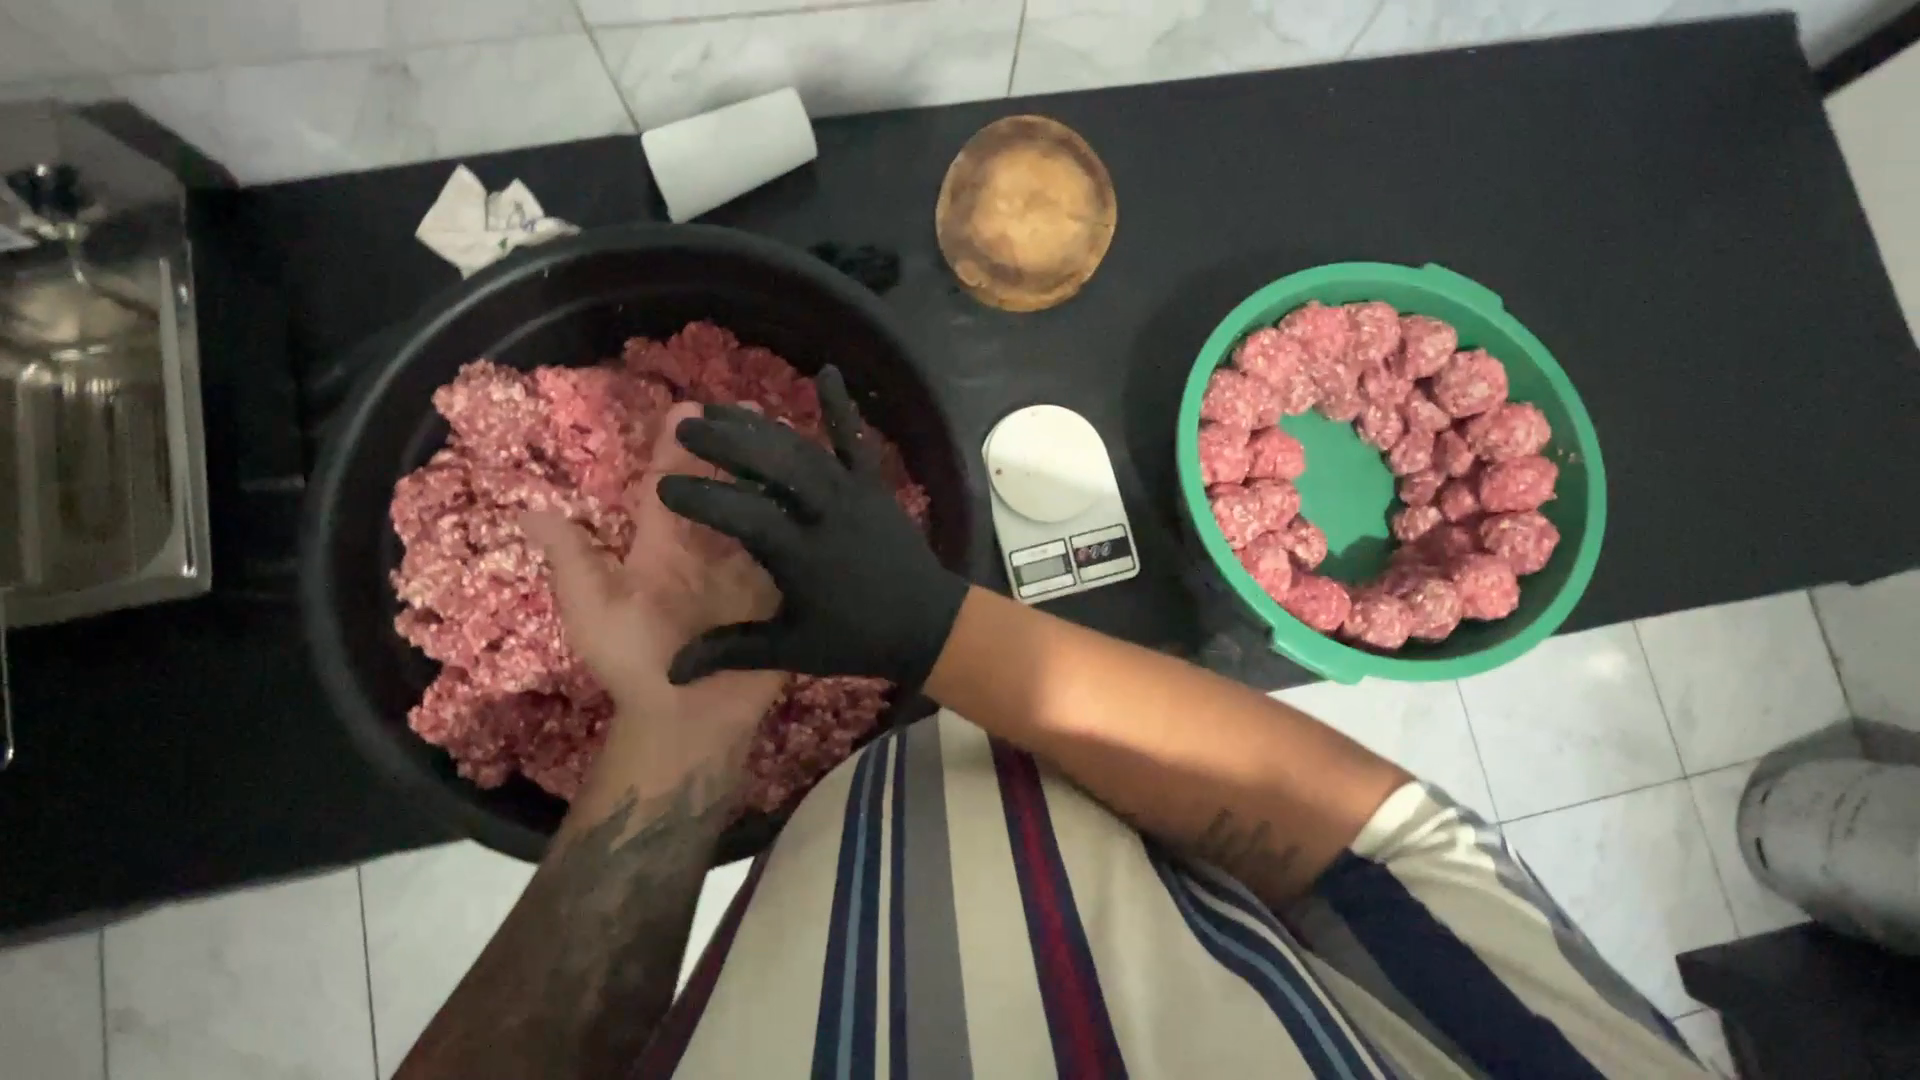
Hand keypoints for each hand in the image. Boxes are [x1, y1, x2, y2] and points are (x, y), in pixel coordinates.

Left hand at [522, 403, 784, 788]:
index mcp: (663, 544)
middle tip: (758, 411)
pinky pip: (792, 552)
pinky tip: (824, 494)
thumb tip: (529, 508)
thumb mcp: (593, 610)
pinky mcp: (778, 593)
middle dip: (737, 447)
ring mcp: (747, 570)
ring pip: (762, 511)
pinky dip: (804, 523)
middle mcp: (708, 548)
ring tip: (797, 441)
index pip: (671, 482)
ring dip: (776, 476)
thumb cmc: (634, 663)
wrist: (685, 720)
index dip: (678, 445)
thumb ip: (571, 560)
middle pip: (724, 486)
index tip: (691, 404)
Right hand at [657, 365, 969, 687]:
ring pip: (802, 448)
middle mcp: (825, 513)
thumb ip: (732, 651)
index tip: (664, 487)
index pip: (742, 515)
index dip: (702, 498)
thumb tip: (671, 672)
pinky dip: (840, 408)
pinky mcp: (874, 485)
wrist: (927, 624)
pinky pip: (854, 442)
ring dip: (760, 426)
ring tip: (722, 409)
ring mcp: (852, 493)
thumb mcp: (792, 650)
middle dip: (726, 442)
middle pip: (770, 465)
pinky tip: (826, 372)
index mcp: (801, 554)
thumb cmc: (857, 640)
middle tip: (688, 426)